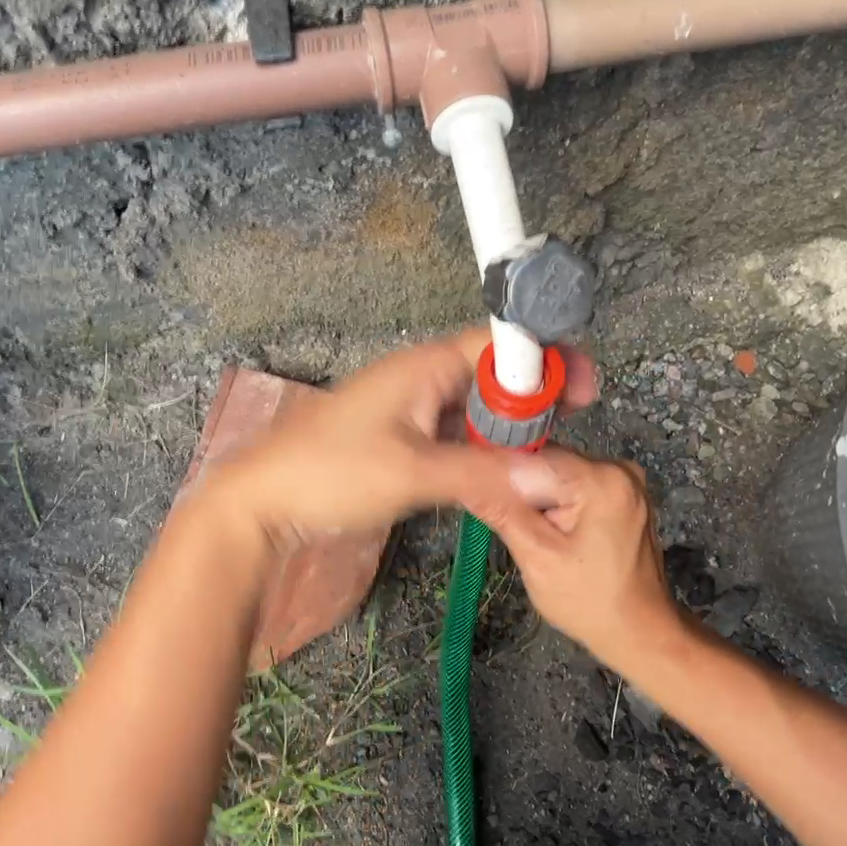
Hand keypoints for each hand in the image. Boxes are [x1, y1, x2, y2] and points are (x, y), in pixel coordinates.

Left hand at [200, 329, 595, 550]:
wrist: (263, 502)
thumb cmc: (327, 474)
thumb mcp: (413, 473)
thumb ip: (482, 472)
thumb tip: (545, 475)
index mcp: (424, 366)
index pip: (500, 343)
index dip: (546, 358)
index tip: (583, 384)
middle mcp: (420, 377)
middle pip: (493, 373)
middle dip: (534, 396)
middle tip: (571, 423)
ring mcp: (409, 406)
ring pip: (475, 406)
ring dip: (508, 425)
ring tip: (543, 452)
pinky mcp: (401, 435)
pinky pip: (455, 430)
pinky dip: (481, 445)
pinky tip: (500, 469)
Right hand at [473, 447, 681, 664]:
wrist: (638, 631)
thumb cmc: (587, 601)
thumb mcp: (538, 557)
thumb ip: (503, 511)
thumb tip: (462, 476)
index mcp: (602, 479)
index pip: (534, 456)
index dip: (501, 474)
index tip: (476, 493)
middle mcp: (620, 469)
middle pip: (550, 464)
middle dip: (524, 491)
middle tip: (508, 525)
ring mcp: (627, 482)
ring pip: (562, 477)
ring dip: (541, 500)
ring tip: (533, 534)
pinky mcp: (626, 497)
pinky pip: (579, 488)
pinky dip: (561, 506)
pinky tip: (556, 535)